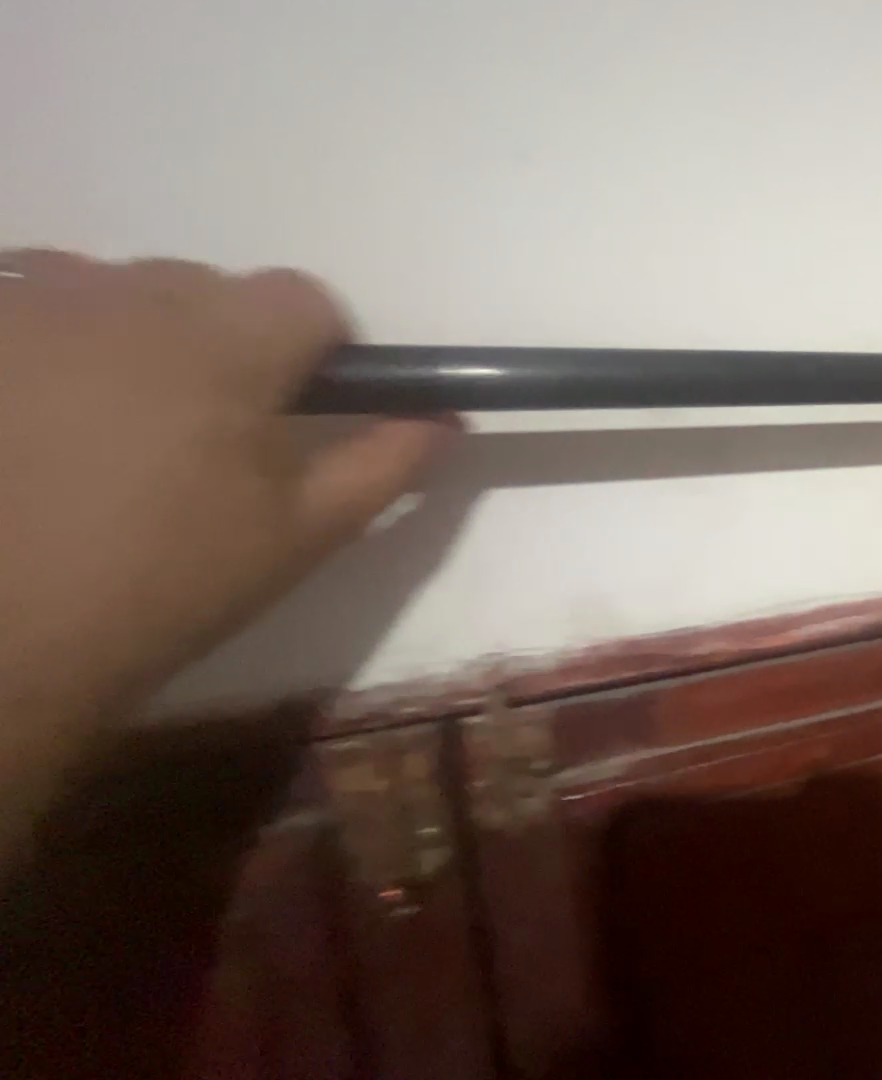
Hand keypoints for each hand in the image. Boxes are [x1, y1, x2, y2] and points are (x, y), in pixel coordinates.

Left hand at [0, 250, 459, 724]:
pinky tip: (37, 410)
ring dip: (135, 330)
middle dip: (230, 338)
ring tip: (117, 415)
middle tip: (218, 424)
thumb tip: (450, 419)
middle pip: (207, 285)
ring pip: (107, 284)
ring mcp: (12, 314)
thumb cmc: (176, 579)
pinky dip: (47, 337)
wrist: (5, 638)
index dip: (324, 345)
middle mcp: (111, 304)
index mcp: (219, 350)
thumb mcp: (311, 527)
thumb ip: (390, 459)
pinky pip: (17, 301)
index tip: (311, 401)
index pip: (302, 297)